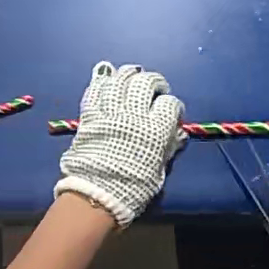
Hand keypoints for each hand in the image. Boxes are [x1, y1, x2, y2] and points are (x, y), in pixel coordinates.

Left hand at [55, 62, 184, 227]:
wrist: (95, 194)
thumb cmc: (131, 187)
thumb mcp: (158, 170)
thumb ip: (168, 148)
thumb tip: (179, 133)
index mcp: (154, 130)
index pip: (169, 105)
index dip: (173, 106)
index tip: (172, 111)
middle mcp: (132, 117)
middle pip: (144, 84)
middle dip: (153, 81)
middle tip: (154, 88)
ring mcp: (109, 114)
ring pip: (118, 82)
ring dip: (126, 74)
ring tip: (132, 74)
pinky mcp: (89, 117)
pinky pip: (94, 92)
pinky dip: (99, 83)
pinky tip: (105, 78)